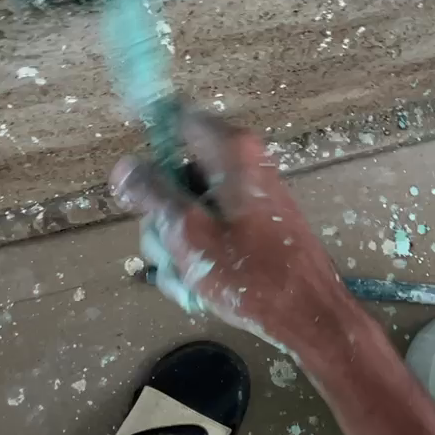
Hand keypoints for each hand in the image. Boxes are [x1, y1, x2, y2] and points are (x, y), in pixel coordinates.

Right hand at [110, 112, 356, 351]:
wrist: (310, 315)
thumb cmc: (251, 274)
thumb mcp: (189, 234)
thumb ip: (153, 195)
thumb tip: (124, 164)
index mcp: (231, 150)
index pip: (177, 119)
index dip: (148, 138)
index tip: (130, 176)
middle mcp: (239, 161)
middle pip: (175, 172)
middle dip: (161, 216)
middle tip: (168, 250)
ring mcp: (245, 191)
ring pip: (187, 205)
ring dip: (175, 244)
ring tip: (186, 279)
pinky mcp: (250, 219)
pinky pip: (207, 225)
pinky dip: (196, 252)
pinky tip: (198, 285)